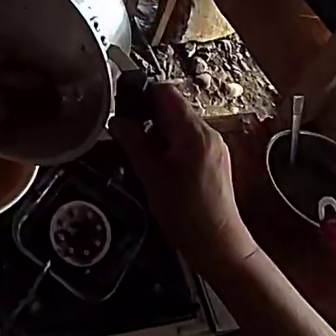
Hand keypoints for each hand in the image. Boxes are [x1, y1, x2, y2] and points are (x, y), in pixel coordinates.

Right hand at [111, 83, 255, 274]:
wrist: (218, 243)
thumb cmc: (184, 213)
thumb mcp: (151, 176)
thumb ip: (134, 143)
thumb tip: (116, 120)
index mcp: (193, 132)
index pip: (167, 92)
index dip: (143, 93)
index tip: (124, 105)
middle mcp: (209, 132)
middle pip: (174, 107)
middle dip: (149, 116)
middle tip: (127, 133)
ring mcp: (215, 145)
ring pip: (181, 123)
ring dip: (159, 131)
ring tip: (142, 152)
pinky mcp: (216, 158)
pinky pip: (190, 138)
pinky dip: (172, 143)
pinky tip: (160, 164)